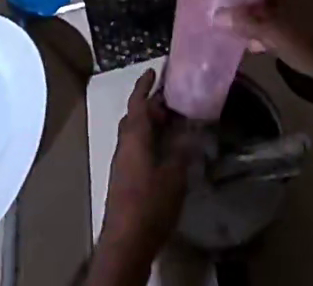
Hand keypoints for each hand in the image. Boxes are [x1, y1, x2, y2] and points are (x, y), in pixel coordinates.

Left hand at [95, 69, 196, 270]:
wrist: (126, 242)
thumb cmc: (150, 203)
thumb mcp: (174, 175)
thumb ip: (182, 149)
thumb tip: (191, 129)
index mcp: (134, 135)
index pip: (137, 101)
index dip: (145, 85)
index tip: (153, 70)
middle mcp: (124, 143)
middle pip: (135, 116)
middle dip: (152, 106)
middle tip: (173, 102)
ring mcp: (122, 161)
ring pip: (135, 133)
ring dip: (151, 124)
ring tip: (173, 125)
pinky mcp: (124, 178)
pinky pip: (136, 148)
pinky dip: (150, 141)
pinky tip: (166, 152)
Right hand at [216, 0, 312, 104]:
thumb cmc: (308, 42)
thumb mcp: (269, 33)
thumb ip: (242, 21)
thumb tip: (217, 15)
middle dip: (244, 3)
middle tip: (227, 17)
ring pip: (276, 3)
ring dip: (258, 17)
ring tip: (244, 37)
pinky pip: (288, 15)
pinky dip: (274, 24)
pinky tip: (264, 43)